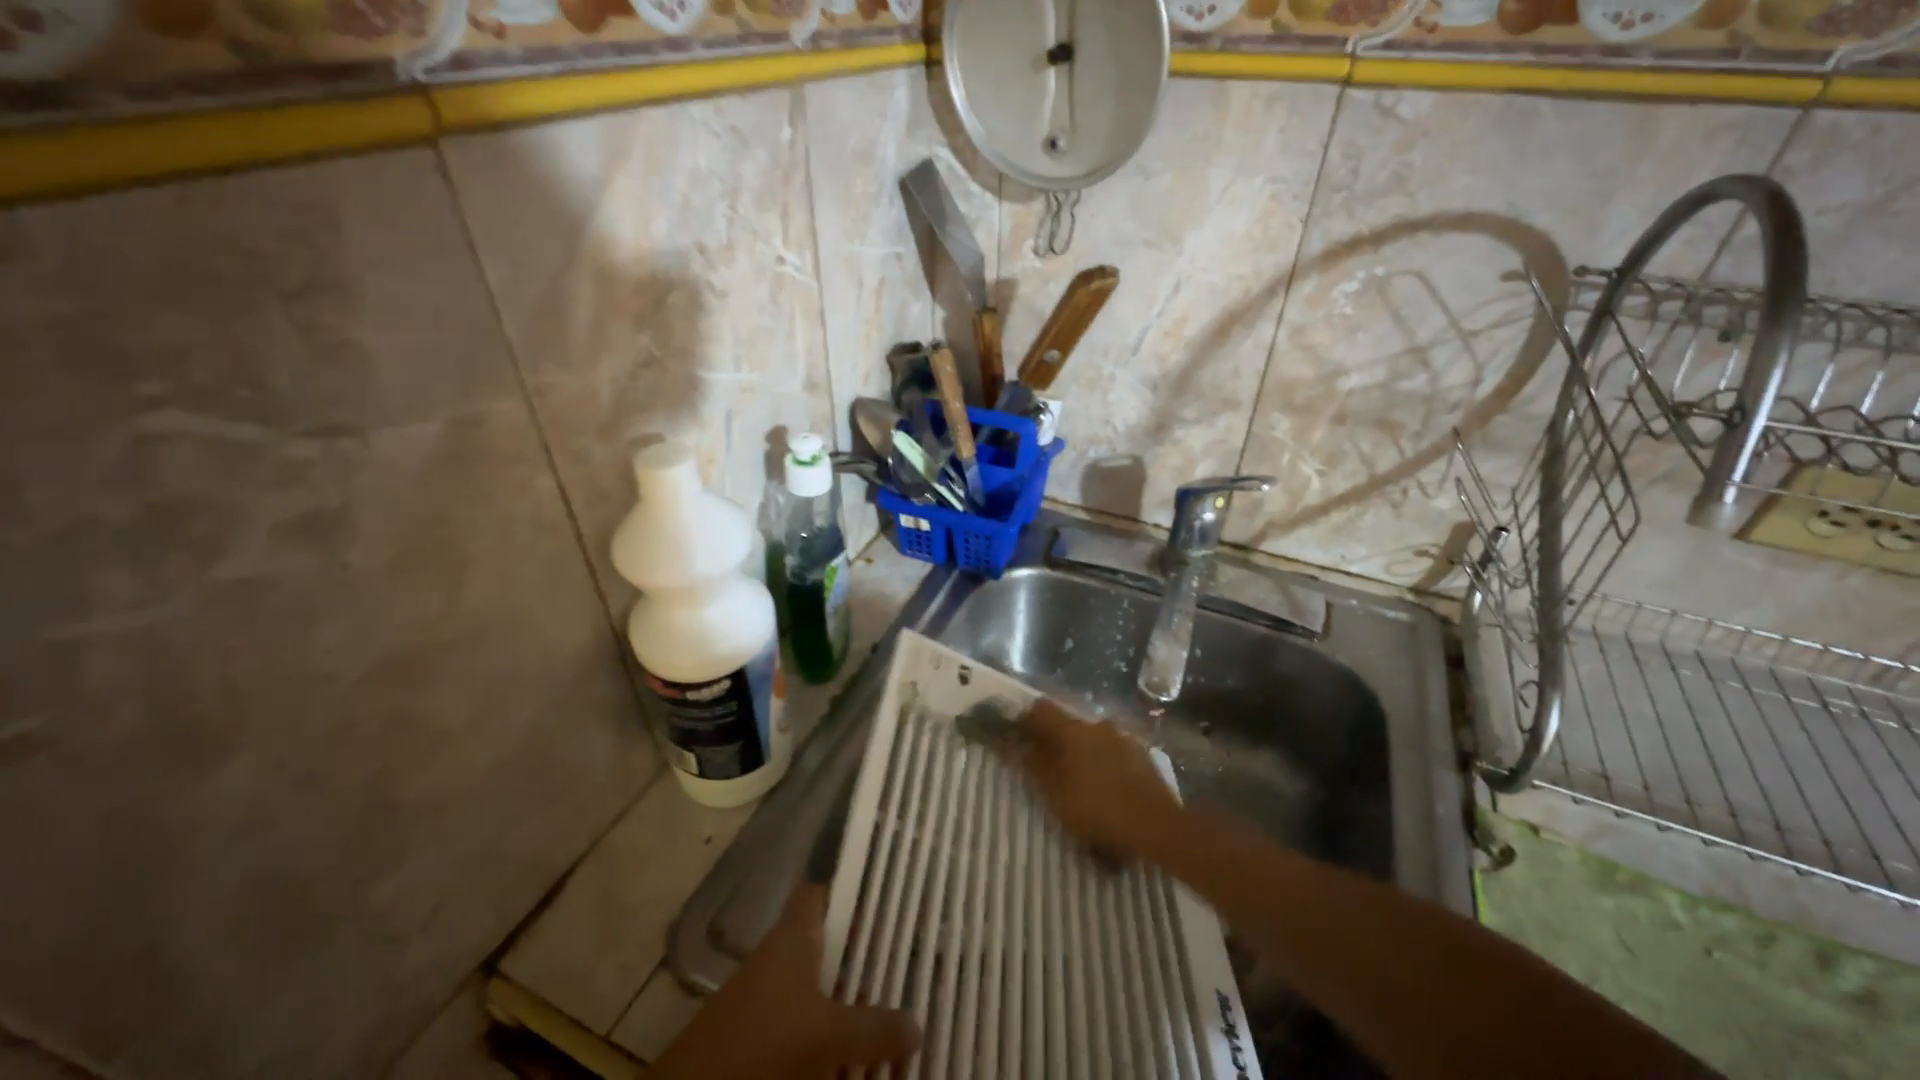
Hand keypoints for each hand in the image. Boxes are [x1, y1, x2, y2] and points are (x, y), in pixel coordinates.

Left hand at [649, 884, 919, 1078]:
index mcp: (791, 941)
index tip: (887, 902)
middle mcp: (778, 962)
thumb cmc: (762, 1045)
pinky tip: (858, 1056)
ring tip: (895, 1014)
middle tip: (908, 965)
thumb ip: (874, 1027)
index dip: (849, 892)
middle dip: (865, 958)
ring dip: (852, 1003)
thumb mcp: (828, 1036)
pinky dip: (832, 1037)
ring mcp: (766, 1001)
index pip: (818, 895)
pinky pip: (807, 1027)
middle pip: (828, 947)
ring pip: (820, 991)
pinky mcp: (760, 1037)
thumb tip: (917, 1024)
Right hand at [1008, 700, 1185, 860]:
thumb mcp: (1053, 792)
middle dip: (1055, 743)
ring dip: (1081, 755)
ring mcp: (1124, 738)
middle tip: (1048, 771)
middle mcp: (1098, 725)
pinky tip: (1105, 789)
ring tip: (1080, 785)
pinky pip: (1112, 753)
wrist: (1155, 825)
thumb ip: (1031, 764)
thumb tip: (1011, 743)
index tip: (1018, 739)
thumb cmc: (1096, 809)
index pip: (1040, 709)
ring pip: (1092, 740)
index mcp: (1072, 730)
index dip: (1026, 720)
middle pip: (1067, 726)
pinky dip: (1103, 765)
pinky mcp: (1142, 755)